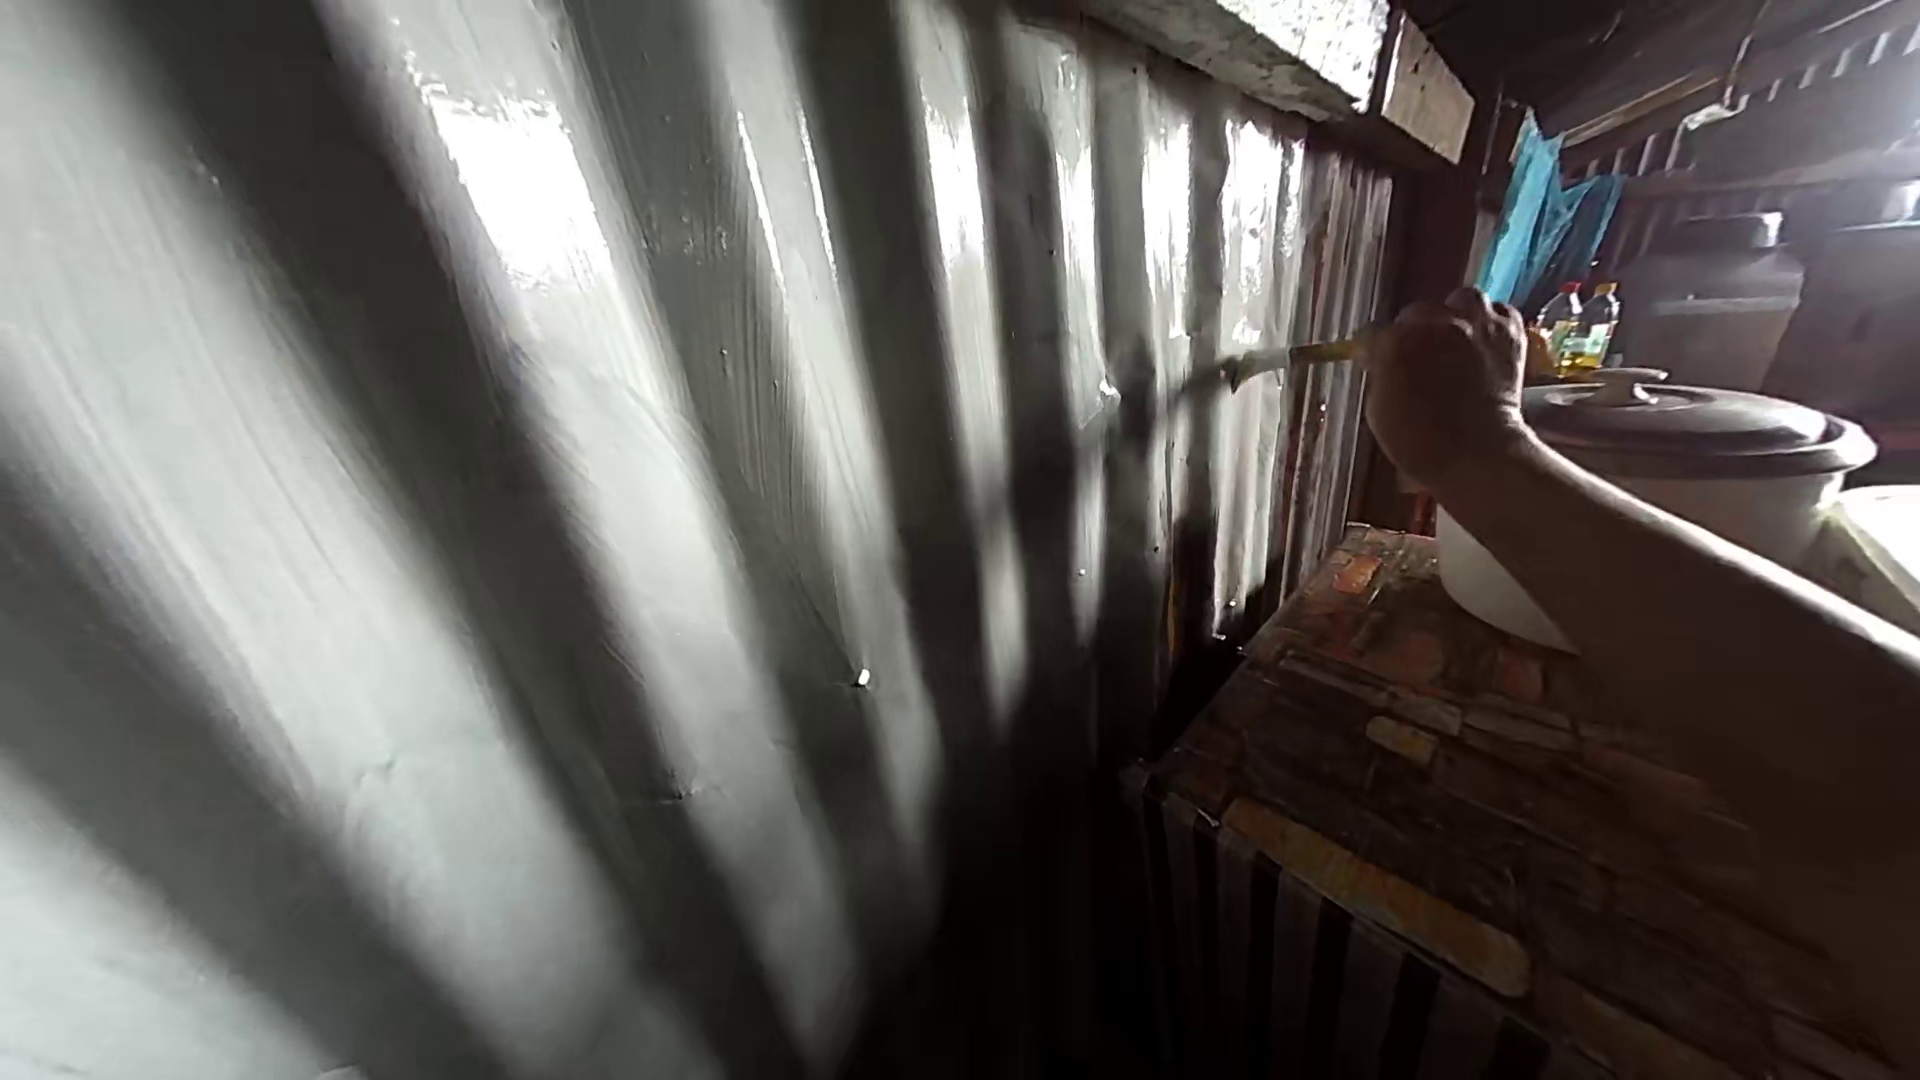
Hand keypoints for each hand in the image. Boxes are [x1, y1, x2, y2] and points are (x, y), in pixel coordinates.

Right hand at [1363, 287, 1531, 495]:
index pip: (1373, 334)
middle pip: (1415, 312)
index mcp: (1395, 343)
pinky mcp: (1511, 332)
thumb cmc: (1414, 437)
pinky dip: (1486, 321)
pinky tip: (1478, 340)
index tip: (1372, 361)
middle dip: (1410, 330)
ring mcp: (1478, 324)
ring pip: (1460, 298)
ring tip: (1449, 335)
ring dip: (1451, 314)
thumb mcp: (1377, 405)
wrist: (1472, 451)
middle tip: (1412, 352)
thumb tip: (1381, 359)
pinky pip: (1497, 310)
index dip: (1371, 349)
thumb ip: (1379, 372)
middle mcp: (1437, 323)